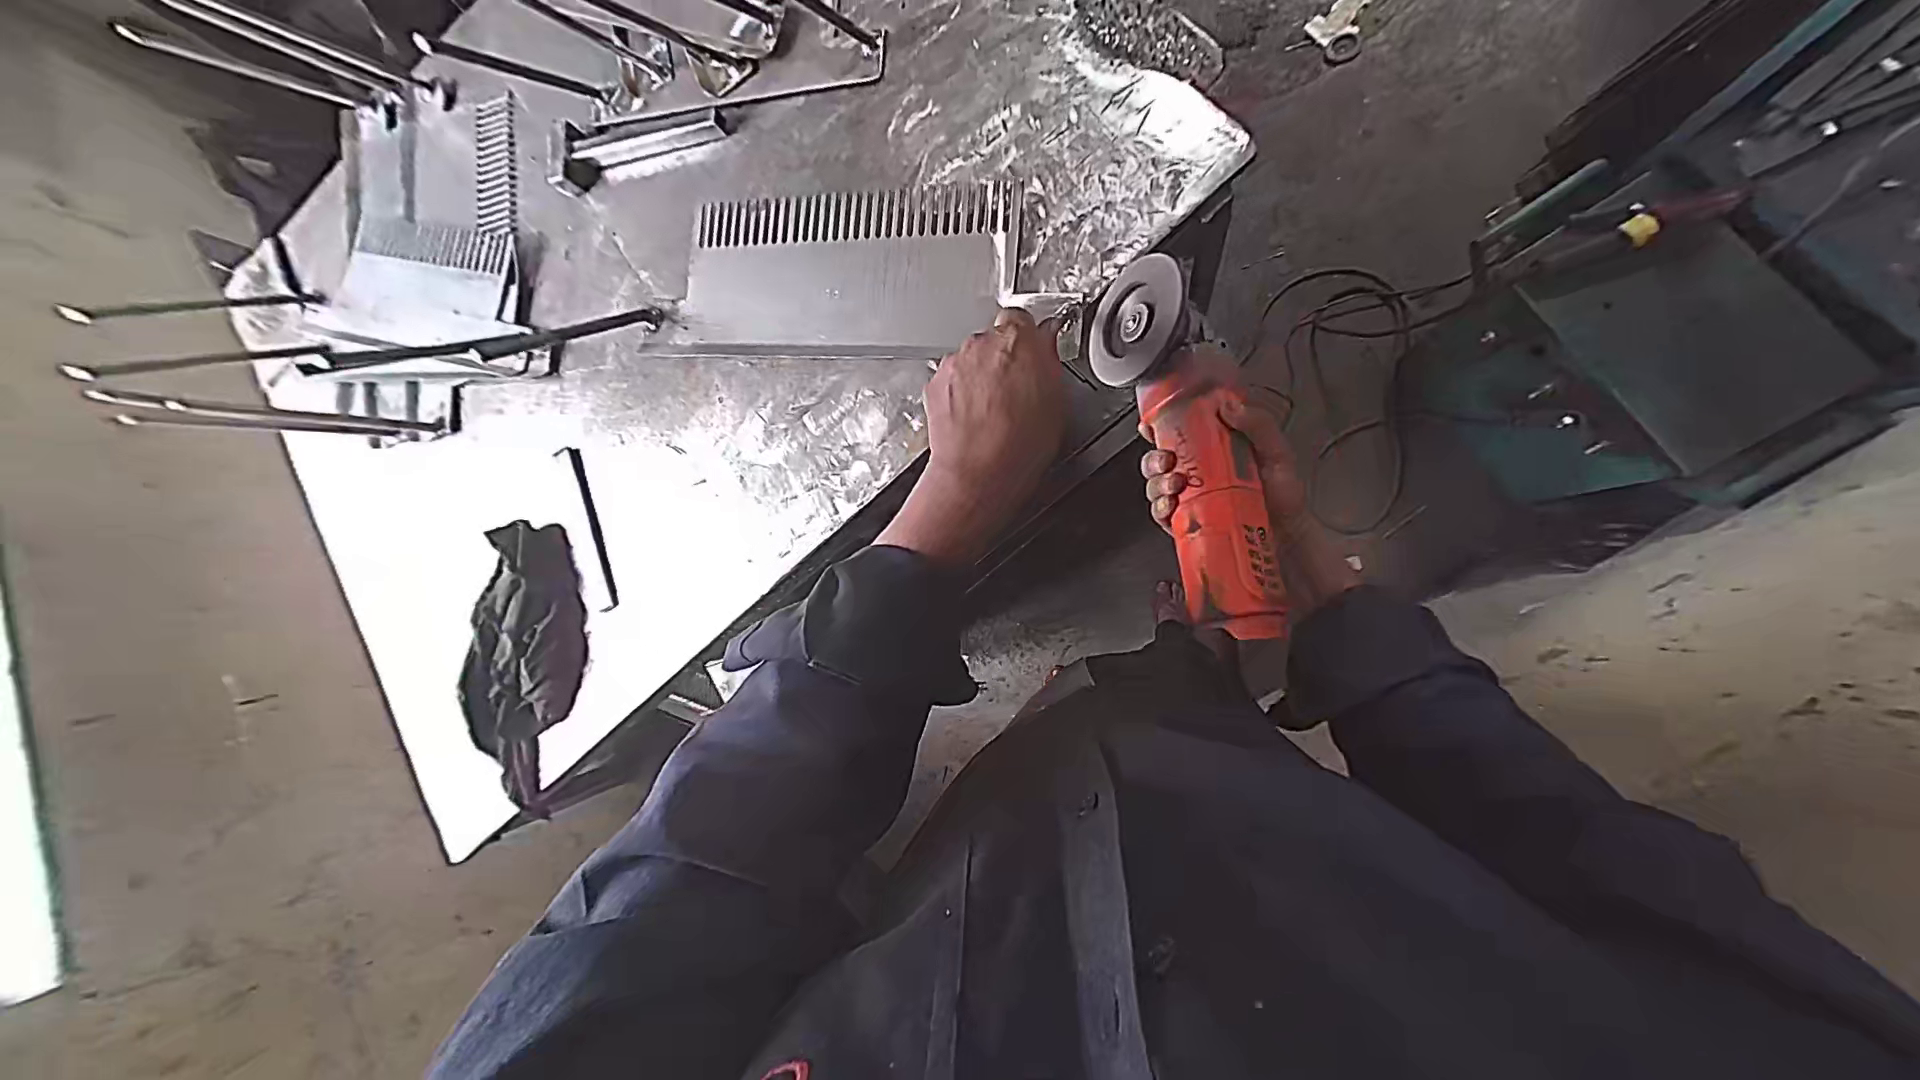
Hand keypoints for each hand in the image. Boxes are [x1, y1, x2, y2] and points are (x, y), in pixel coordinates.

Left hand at [875, 309, 1065, 565]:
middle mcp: (982, 344)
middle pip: (994, 339)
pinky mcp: (935, 383)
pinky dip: (960, 393)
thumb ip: (1049, 363)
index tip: (1032, 355)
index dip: (1027, 339)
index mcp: (1019, 339)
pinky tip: (974, 419)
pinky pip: (951, 379)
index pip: (1022, 318)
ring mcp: (955, 363)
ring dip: (980, 377)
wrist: (978, 475)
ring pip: (971, 360)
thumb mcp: (1057, 402)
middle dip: (1003, 360)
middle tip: (1015, 391)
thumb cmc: (1018, 446)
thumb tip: (1046, 348)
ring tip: (993, 411)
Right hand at [1140, 394, 1306, 535]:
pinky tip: (1170, 505)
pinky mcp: (1187, 522)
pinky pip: (1162, 515)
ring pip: (1155, 486)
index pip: (1177, 435)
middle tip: (1167, 460)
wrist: (1288, 535)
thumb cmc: (1284, 495)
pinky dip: (1160, 509)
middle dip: (1154, 459)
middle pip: (1158, 461)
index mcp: (1212, 451)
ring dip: (1157, 483)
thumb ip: (1258, 425)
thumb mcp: (1277, 452)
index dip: (1157, 428)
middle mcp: (1196, 474)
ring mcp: (1190, 498)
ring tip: (1175, 484)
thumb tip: (1229, 406)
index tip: (1150, 427)